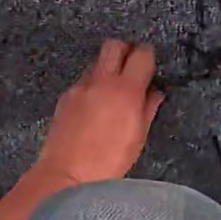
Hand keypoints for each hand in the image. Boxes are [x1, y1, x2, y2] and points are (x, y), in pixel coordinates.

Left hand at [28, 39, 165, 190]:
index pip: (141, 54)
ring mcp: (80, 87)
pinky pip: (82, 81)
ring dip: (107, 69)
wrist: (66, 174)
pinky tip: (94, 106)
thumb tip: (155, 93)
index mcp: (125, 90)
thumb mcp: (137, 137)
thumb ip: (148, 109)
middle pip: (113, 45)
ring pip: (96, 62)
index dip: (147, 55)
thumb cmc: (107, 162)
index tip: (149, 62)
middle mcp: (101, 82)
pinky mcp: (65, 97)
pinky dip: (91, 86)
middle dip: (125, 49)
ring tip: (113, 90)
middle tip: (131, 65)